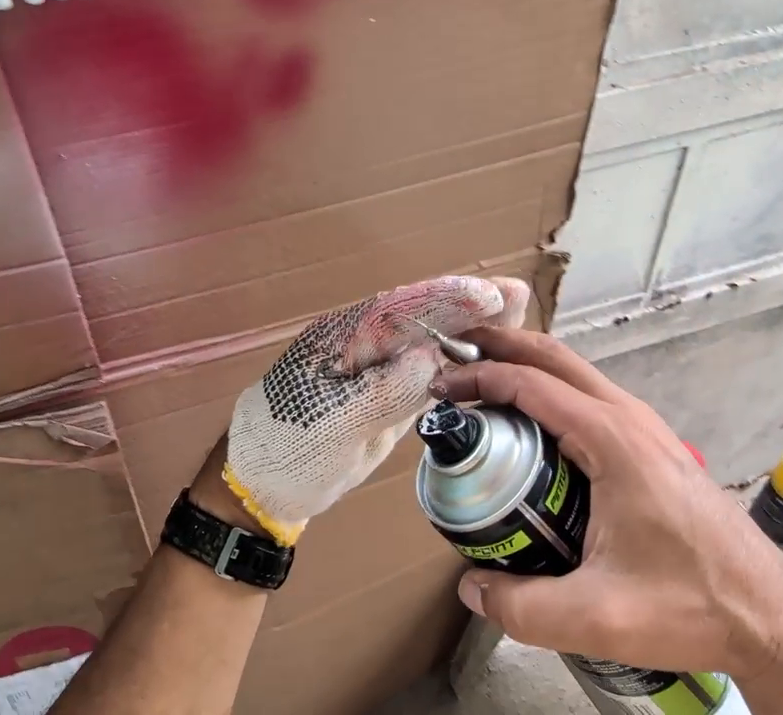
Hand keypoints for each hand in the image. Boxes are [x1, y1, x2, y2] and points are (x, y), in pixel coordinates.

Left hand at [214, 275, 531, 543]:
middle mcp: (361, 347)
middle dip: (465, 306)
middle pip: (420, 320)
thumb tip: (431, 357)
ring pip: (427, 345)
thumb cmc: (288, 450)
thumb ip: (382, 390)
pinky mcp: (384, 398)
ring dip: (468, 331)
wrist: (266, 488)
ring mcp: (374, 372)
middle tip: (516, 294)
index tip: (487, 295)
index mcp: (341, 340)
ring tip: (514, 312)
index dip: (444, 301)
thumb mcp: (333, 422)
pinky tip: (483, 357)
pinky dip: (455, 364)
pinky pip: (424, 376)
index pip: (399, 312)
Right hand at [432, 328, 782, 681]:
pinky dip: (550, 387)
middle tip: (453, 353)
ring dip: (525, 363)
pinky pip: (590, 395)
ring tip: (482, 380)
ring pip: (575, 371)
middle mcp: (630, 420)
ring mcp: (646, 429)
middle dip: (498, 345)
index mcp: (613, 442)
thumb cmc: (692, 607)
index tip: (441, 388)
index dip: (478, 379)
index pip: (531, 385)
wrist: (771, 618)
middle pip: (554, 356)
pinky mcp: (652, 446)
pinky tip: (531, 420)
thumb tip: (471, 587)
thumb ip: (522, 606)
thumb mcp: (597, 617)